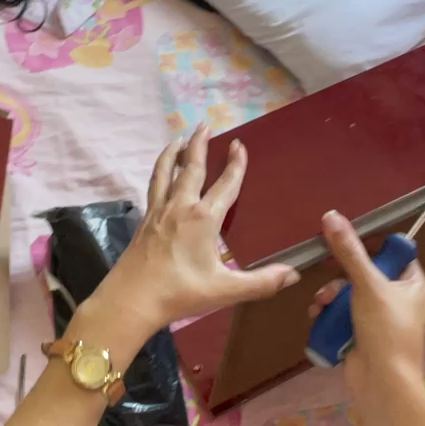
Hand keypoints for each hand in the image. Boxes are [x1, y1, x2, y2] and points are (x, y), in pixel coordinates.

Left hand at [88, 124, 299, 342]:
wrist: (131, 300)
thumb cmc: (179, 293)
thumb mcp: (225, 290)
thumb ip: (261, 282)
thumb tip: (293, 275)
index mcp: (203, 218)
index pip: (225, 184)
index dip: (235, 164)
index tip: (239, 145)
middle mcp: (180, 207)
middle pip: (192, 168)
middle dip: (200, 145)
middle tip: (205, 125)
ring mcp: (159, 212)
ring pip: (166, 172)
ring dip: (174, 153)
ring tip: (179, 139)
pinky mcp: (144, 221)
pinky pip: (154, 187)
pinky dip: (159, 173)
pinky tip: (160, 175)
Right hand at [309, 209, 424, 395]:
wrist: (382, 383)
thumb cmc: (385, 330)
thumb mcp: (367, 284)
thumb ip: (349, 251)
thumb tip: (331, 216)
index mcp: (412, 283)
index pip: (393, 251)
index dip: (370, 245)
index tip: (346, 244)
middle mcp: (398, 298)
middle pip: (364, 273)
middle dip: (341, 277)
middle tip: (329, 279)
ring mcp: (379, 319)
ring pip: (349, 294)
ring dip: (330, 296)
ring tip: (321, 304)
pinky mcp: (362, 335)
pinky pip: (342, 315)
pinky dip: (329, 314)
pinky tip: (317, 316)